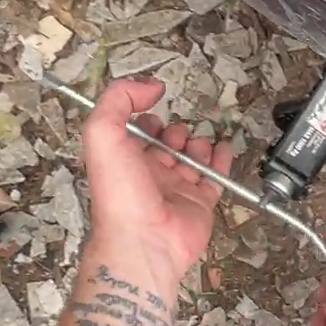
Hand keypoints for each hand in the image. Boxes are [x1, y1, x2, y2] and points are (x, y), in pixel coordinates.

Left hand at [81, 77, 234, 287]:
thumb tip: (149, 85)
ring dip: (199, 142)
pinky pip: (215, 177)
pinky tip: (222, 148)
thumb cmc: (120, 193)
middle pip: (166, 142)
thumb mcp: (102, 134)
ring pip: (192, 157)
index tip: (153, 103)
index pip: (136, 130)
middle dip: (174, 130)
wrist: (145, 240)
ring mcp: (176, 188)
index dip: (144, 114)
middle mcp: (149, 173)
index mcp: (124, 158)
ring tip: (197, 142)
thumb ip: (118, 100)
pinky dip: (222, 160)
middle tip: (176, 132)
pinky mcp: (200, 202)